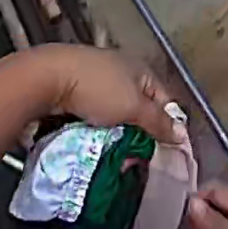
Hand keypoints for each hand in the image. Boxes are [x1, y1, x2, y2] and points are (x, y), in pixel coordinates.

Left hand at [21, 45, 186, 144]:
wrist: (46, 79)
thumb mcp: (132, 106)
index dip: (169, 125)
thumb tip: (181, 134)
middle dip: (141, 134)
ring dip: (118, 135)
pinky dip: (99, 130)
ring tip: (119, 158)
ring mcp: (96, 80)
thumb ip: (158, 121)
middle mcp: (120, 71)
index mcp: (138, 68)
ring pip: (117, 115)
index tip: (169, 154)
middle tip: (140, 160)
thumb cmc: (95, 88)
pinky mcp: (76, 91)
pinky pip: (96, 116)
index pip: (164, 99)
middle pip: (139, 108)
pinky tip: (98, 146)